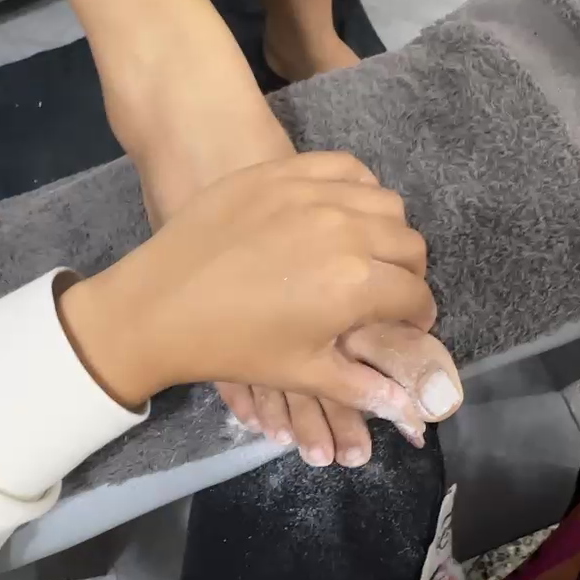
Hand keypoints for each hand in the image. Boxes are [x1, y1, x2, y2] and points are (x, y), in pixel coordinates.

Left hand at [56, 154, 462, 431]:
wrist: (161, 304)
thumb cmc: (232, 345)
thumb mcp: (301, 372)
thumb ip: (364, 388)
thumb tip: (412, 411)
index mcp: (355, 285)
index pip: (415, 295)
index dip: (418, 316)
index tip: (407, 325)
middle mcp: (346, 230)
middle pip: (410, 244)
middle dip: (408, 274)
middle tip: (385, 292)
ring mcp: (313, 193)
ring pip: (384, 201)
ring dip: (386, 230)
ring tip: (363, 251)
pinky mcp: (284, 171)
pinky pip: (345, 168)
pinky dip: (355, 188)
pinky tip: (339, 209)